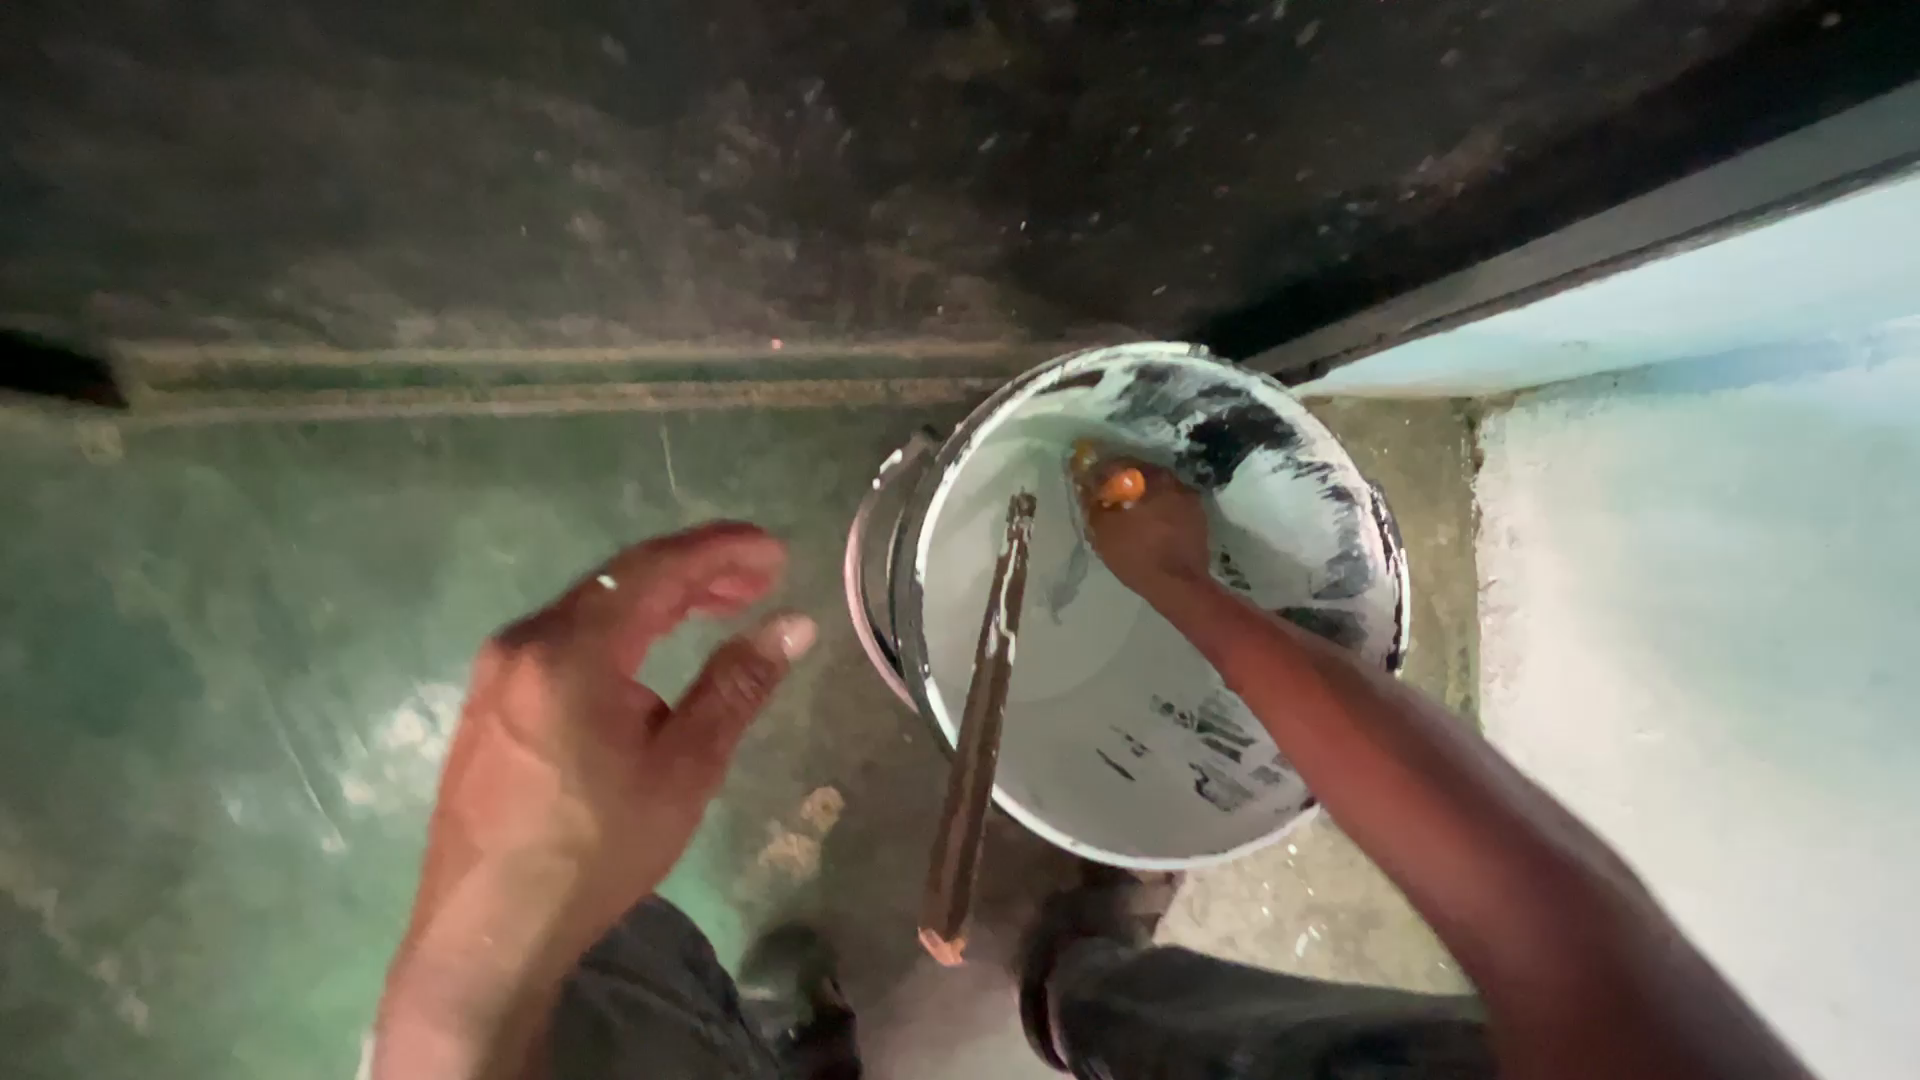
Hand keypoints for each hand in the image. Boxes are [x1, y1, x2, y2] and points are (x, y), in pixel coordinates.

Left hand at [377, 523, 814, 1078]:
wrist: (485, 939)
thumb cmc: (596, 850)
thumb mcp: (685, 766)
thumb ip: (739, 684)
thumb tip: (795, 623)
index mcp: (571, 651)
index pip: (657, 569)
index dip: (722, 551)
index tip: (775, 551)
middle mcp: (525, 641)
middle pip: (623, 579)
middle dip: (699, 570)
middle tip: (762, 579)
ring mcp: (499, 670)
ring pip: (595, 606)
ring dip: (663, 599)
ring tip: (724, 606)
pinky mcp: (492, 700)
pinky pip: (569, 637)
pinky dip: (625, 628)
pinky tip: (655, 652)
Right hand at [1072, 450, 1213, 599]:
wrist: (1179, 586)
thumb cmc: (1137, 554)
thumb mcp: (1104, 530)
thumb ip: (1094, 504)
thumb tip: (1088, 490)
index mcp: (1151, 479)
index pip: (1120, 465)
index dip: (1102, 473)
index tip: (1092, 485)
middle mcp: (1174, 482)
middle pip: (1143, 475)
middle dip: (1125, 485)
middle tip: (1110, 500)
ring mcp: (1191, 501)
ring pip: (1160, 491)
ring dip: (1144, 499)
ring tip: (1130, 516)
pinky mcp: (1199, 520)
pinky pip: (1173, 508)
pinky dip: (1160, 512)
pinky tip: (1150, 528)